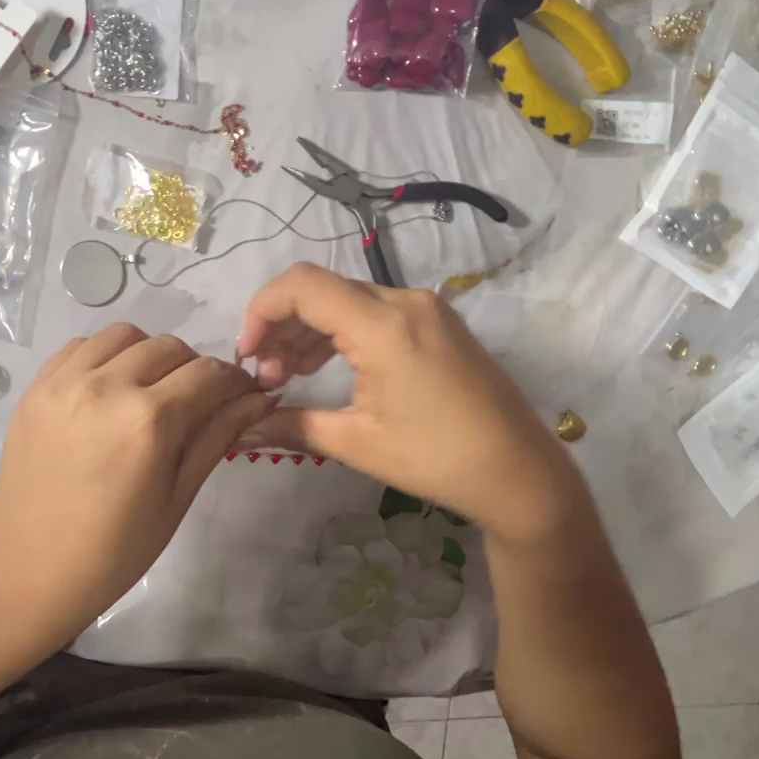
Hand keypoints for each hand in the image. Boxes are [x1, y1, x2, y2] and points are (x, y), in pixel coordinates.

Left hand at [0, 324, 276, 653]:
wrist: (33, 570)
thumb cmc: (116, 550)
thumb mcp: (177, 497)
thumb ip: (216, 437)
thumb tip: (260, 398)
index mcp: (148, 421)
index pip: (209, 374)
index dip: (235, 382)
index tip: (243, 396)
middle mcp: (105, 386)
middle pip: (170, 347)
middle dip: (195, 369)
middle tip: (197, 403)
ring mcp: (64, 382)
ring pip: (124, 336)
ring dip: (150, 355)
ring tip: (151, 392)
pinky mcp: (36, 388)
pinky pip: (80, 347)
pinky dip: (106, 356)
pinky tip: (110, 391)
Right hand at [236, 263, 585, 544]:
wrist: (518, 472)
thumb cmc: (435, 458)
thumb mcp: (356, 443)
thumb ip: (293, 426)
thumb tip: (241, 431)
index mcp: (383, 324)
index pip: (302, 286)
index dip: (262, 311)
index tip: (247, 355)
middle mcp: (405, 301)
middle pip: (323, 290)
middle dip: (283, 327)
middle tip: (266, 378)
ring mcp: (427, 310)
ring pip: (348, 302)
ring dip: (310, 333)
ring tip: (289, 378)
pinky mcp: (439, 325)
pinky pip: (376, 313)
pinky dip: (342, 335)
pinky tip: (326, 369)